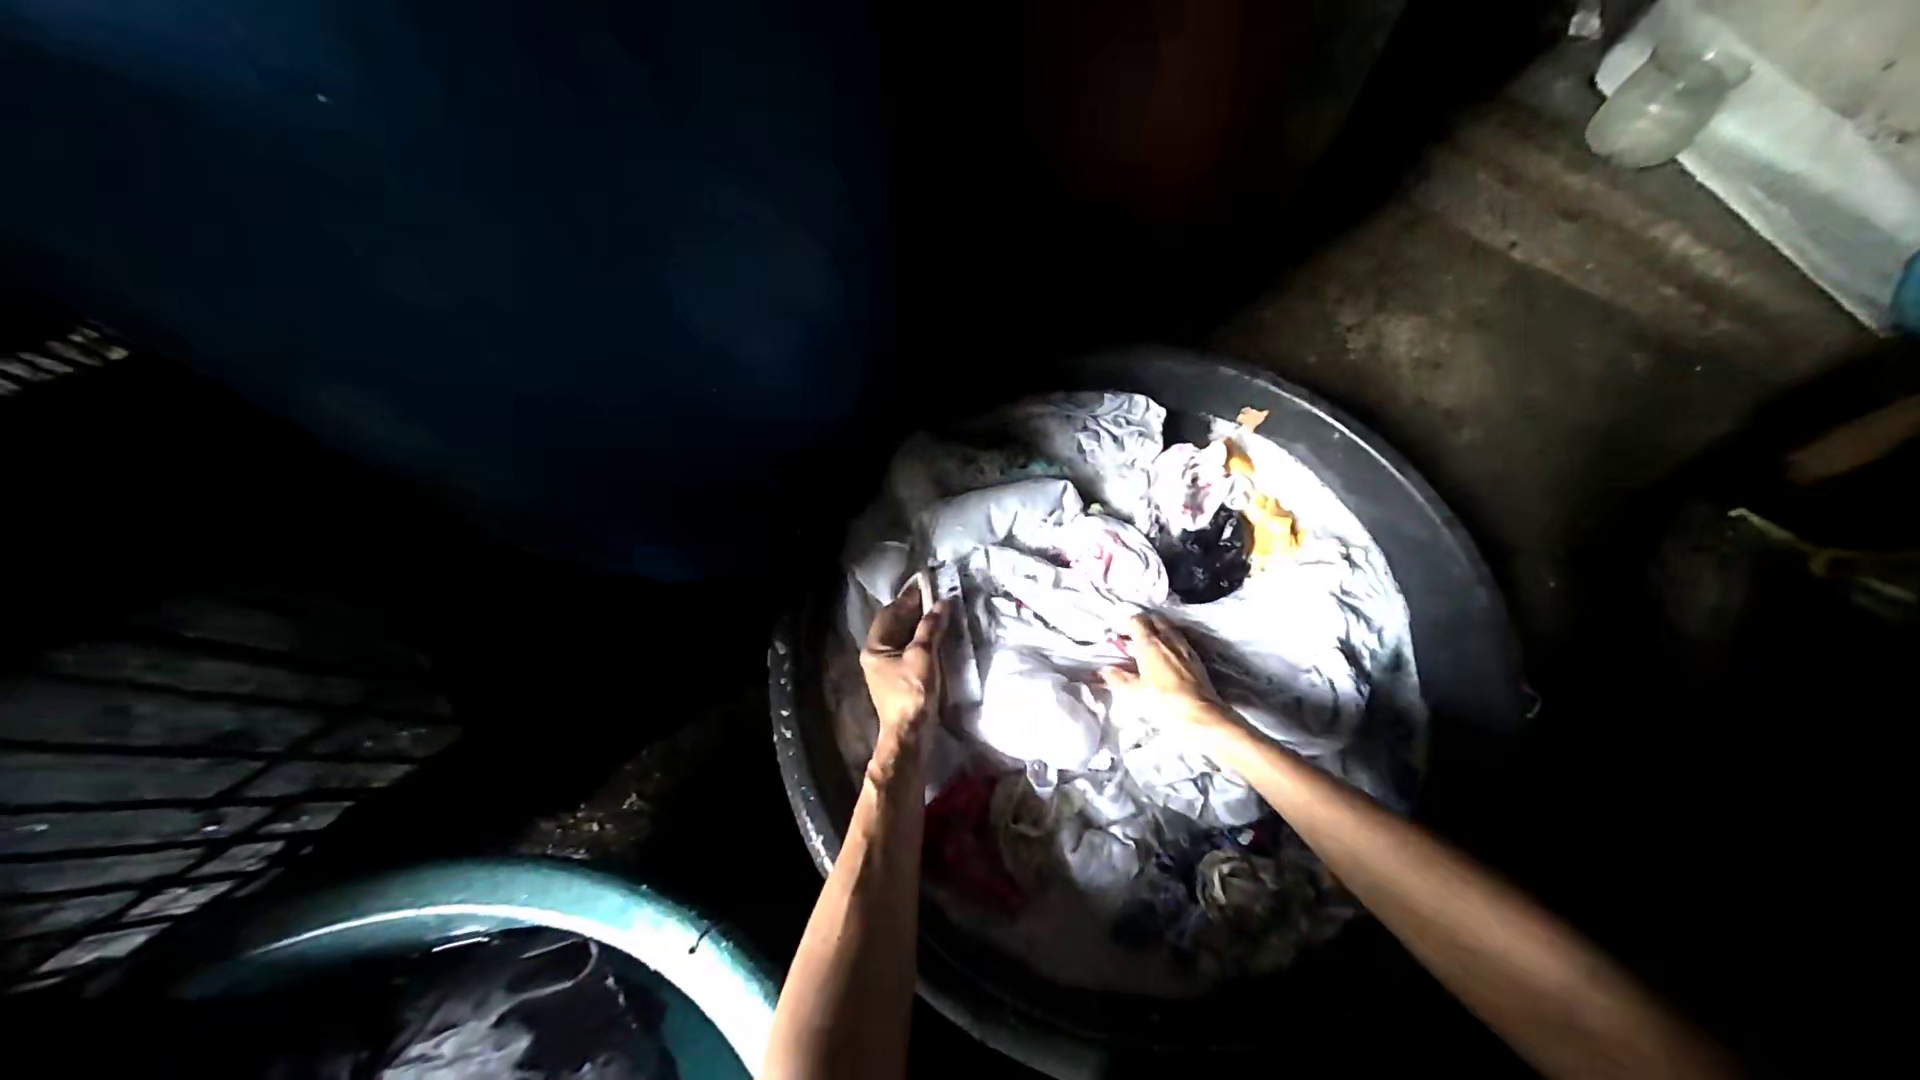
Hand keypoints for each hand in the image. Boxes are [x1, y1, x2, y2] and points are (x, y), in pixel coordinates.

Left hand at [861, 587, 947, 739]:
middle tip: (935, 596)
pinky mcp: (899, 678)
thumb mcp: (923, 656)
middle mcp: (876, 655)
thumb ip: (930, 628)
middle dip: (914, 610)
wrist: (911, 734)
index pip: (890, 613)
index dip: (908, 599)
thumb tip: (941, 604)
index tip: (926, 585)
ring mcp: (887, 668)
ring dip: (919, 624)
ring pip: (903, 637)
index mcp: (874, 647)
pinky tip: (936, 635)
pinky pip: (909, 650)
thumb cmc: (912, 693)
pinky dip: (921, 640)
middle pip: (895, 624)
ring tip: (939, 612)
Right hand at [1101, 614, 1235, 737]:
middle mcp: (1168, 638)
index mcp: (1150, 642)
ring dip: (1157, 631)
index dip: (1125, 625)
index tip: (1118, 637)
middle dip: (1142, 624)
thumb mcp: (1136, 691)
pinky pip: (1179, 639)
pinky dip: (1170, 641)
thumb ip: (1119, 677)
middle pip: (1154, 619)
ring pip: (1168, 628)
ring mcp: (1184, 645)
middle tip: (1133, 639)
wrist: (1200, 713)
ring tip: (1149, 648)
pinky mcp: (1196, 656)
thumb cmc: (1163, 700)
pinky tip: (1166, 657)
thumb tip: (1104, 670)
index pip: (1136, 620)